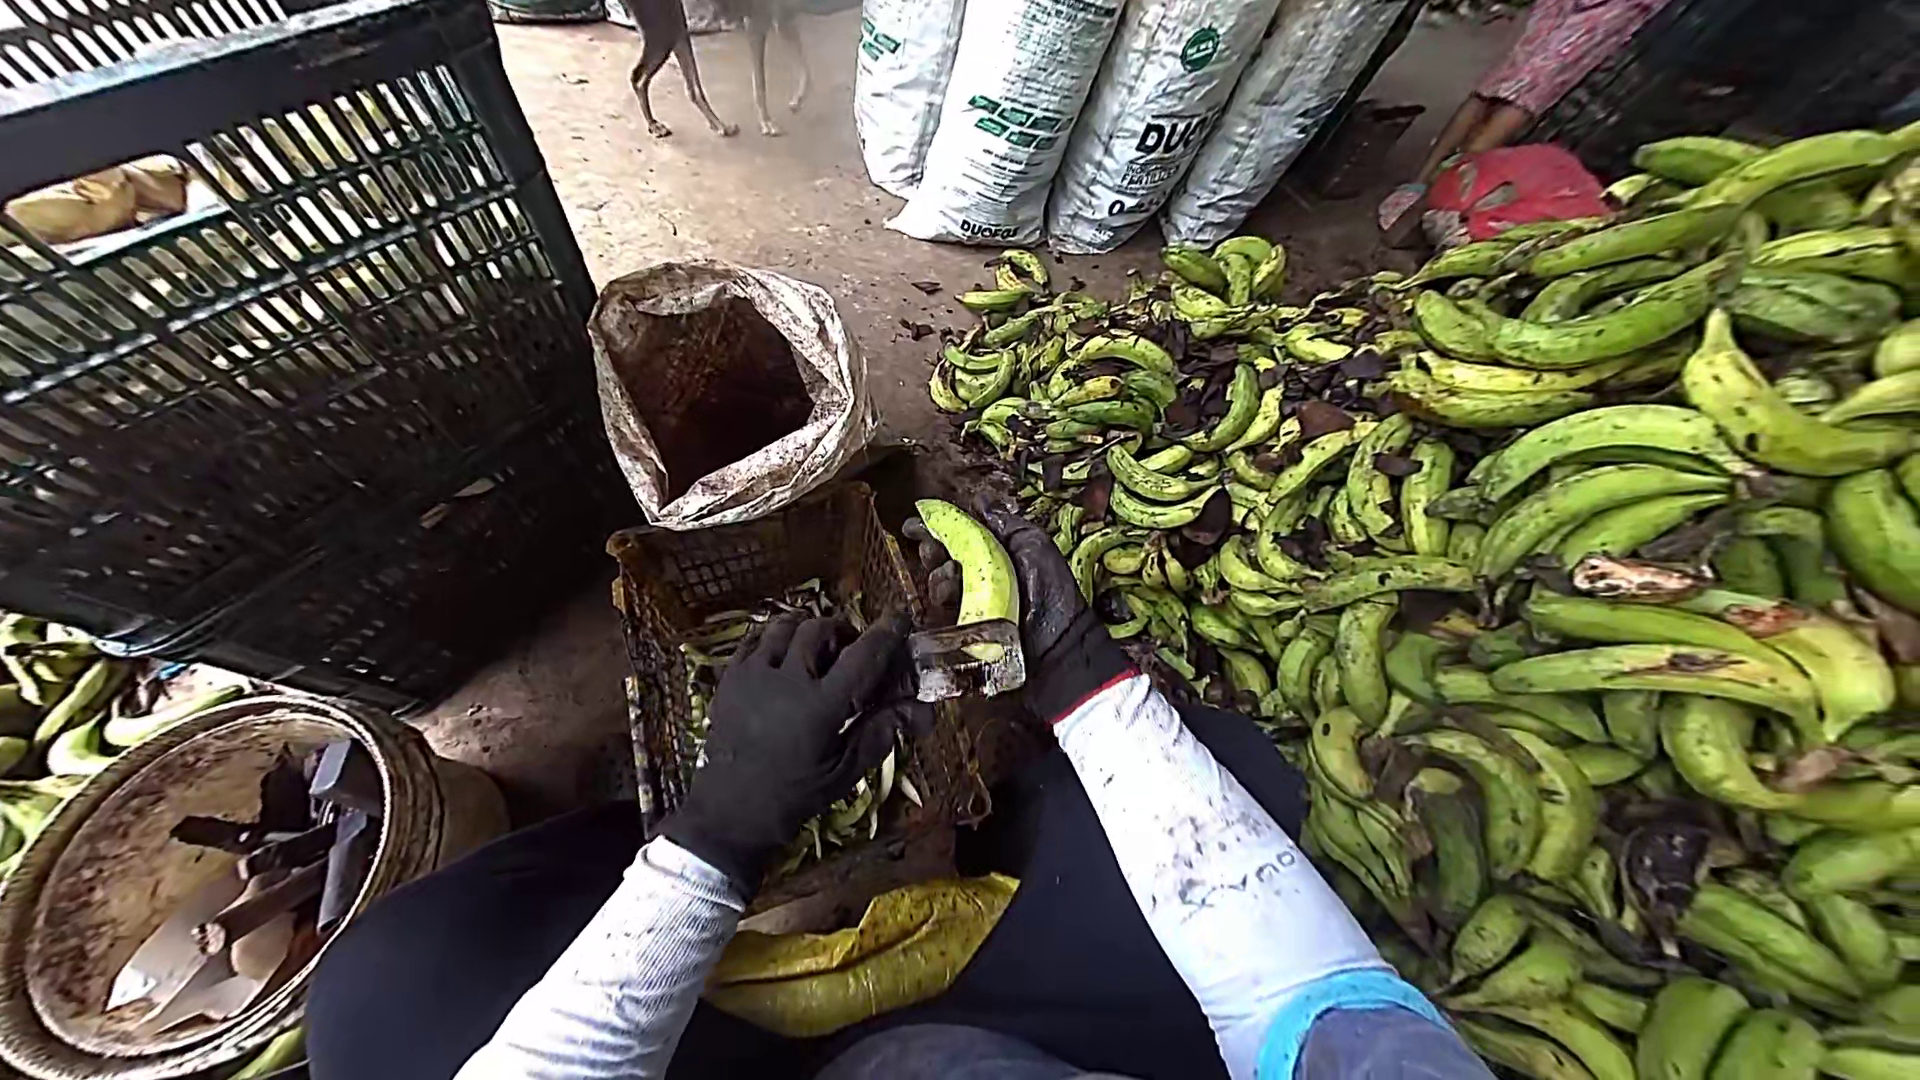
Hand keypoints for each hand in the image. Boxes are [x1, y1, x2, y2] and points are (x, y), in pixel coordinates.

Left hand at [660, 612, 910, 888]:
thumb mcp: (845, 771)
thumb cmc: (793, 796)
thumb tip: (923, 711)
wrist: (727, 815)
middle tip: (849, 647)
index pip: (863, 655)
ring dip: (807, 628)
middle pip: (821, 629)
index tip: (899, 619)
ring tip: (816, 647)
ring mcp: (753, 675)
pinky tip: (783, 653)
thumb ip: (882, 732)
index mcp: (820, 707)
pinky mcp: (730, 678)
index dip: (885, 632)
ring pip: (785, 626)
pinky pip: (754, 638)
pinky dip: (774, 637)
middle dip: (842, 631)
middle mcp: (786, 681)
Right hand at [906, 501, 1133, 724]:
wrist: (1058, 644)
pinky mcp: (964, 629)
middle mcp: (978, 576)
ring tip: (951, 579)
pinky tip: (949, 598)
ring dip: (939, 576)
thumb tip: (980, 498)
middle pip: (942, 557)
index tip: (917, 523)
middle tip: (932, 549)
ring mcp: (970, 603)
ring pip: (938, 582)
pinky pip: (940, 612)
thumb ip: (1005, 523)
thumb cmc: (1053, 594)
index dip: (937, 527)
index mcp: (995, 553)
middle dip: (932, 549)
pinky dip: (940, 601)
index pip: (959, 535)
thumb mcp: (1034, 547)